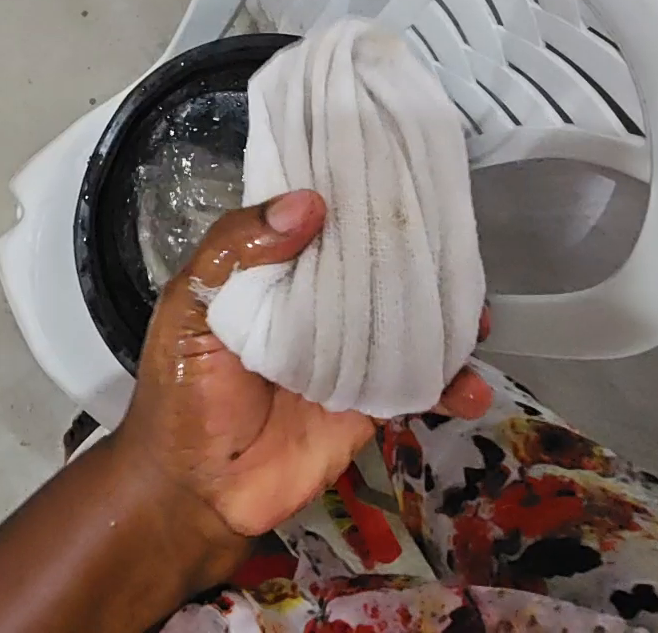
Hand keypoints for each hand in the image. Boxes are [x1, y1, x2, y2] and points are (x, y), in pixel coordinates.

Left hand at [116, 190, 493, 538]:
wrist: (197, 490)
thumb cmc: (182, 388)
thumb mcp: (189, 305)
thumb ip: (234, 248)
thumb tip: (307, 202)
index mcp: (267, 267)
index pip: (313, 216)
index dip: (349, 192)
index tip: (396, 166)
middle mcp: (310, 298)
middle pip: (370, 262)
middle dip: (413, 251)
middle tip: (453, 240)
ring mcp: (344, 349)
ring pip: (404, 317)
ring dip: (445, 313)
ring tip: (476, 313)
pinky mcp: (367, 400)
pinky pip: (418, 383)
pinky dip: (451, 383)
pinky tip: (469, 388)